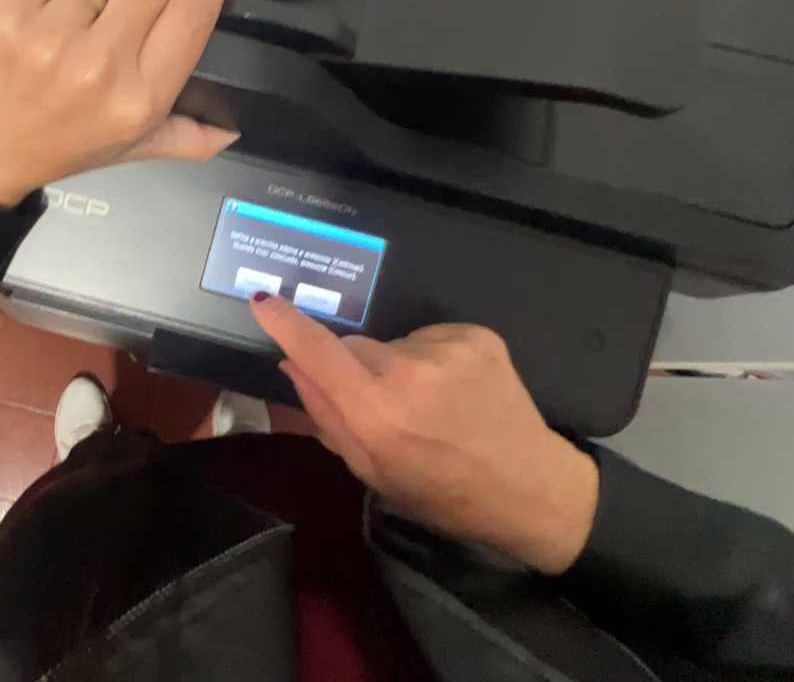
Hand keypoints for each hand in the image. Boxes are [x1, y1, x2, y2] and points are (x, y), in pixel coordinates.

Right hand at [252, 295, 598, 573]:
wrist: (531, 488)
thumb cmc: (441, 492)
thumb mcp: (371, 470)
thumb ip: (325, 414)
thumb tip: (291, 363)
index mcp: (378, 414)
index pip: (318, 352)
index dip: (285, 324)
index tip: (262, 300)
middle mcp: (409, 372)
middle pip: (354, 345)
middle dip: (355, 367)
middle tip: (383, 404)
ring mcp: (447, 349)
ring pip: (392, 342)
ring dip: (397, 364)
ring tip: (430, 401)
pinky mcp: (476, 335)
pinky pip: (428, 338)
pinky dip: (432, 358)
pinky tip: (455, 389)